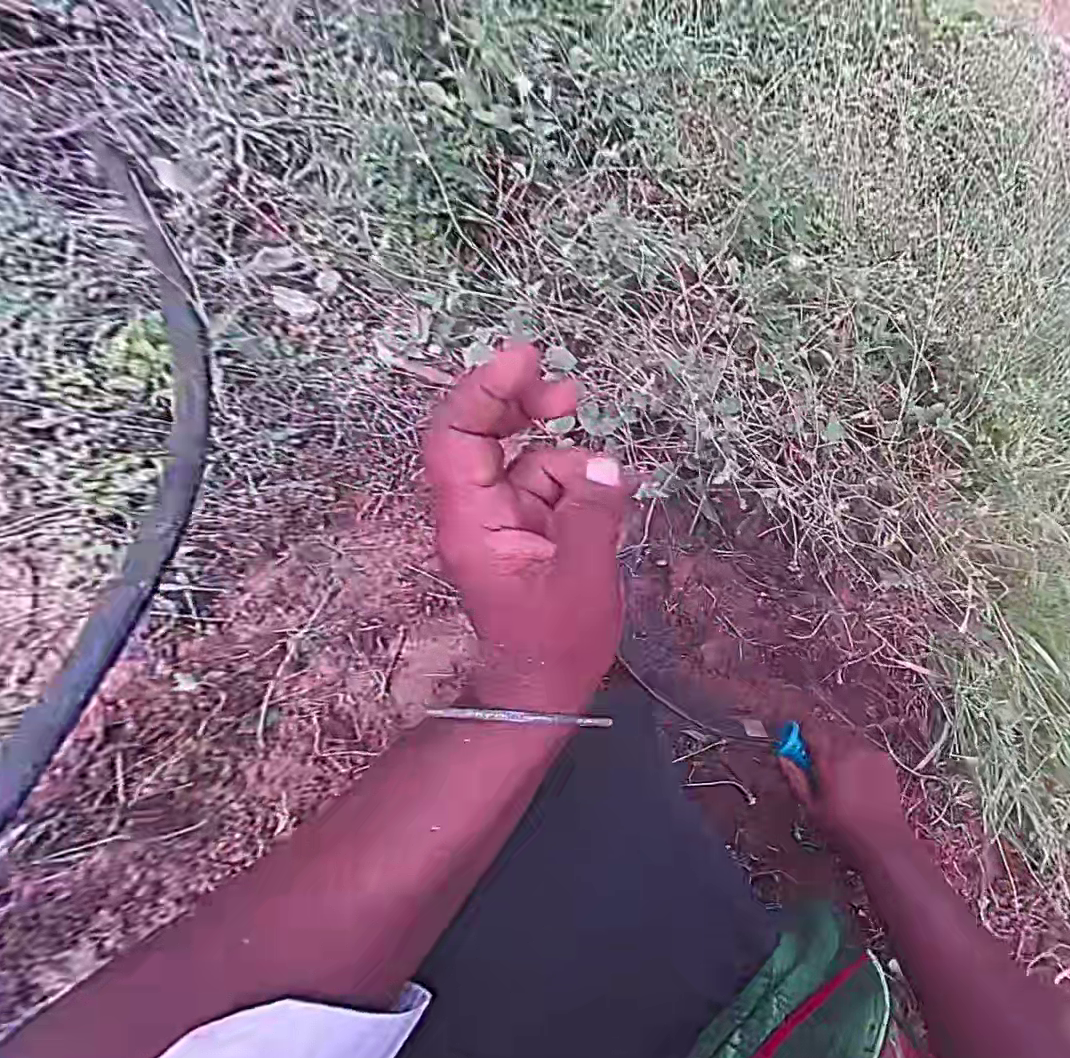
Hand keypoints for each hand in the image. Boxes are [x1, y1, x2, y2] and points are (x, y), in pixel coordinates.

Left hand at [423, 342, 636, 710]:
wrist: (546, 687)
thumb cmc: (557, 640)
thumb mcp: (583, 576)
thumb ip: (594, 514)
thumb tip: (609, 464)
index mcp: (472, 521)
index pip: (456, 437)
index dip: (484, 391)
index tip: (525, 359)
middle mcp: (481, 511)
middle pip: (487, 437)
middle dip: (526, 408)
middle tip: (570, 392)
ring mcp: (509, 520)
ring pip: (536, 464)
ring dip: (575, 466)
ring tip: (613, 494)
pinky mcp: (535, 531)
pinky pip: (557, 490)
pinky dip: (585, 489)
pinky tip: (611, 508)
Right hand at [778, 719, 910, 853]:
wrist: (882, 839)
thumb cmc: (844, 829)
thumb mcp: (811, 807)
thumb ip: (796, 778)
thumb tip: (783, 759)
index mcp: (830, 758)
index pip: (810, 729)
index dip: (800, 733)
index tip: (795, 744)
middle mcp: (851, 749)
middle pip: (829, 731)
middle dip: (819, 742)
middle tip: (814, 763)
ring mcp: (870, 752)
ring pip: (847, 738)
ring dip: (838, 747)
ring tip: (836, 773)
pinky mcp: (884, 759)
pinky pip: (864, 748)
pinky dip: (856, 755)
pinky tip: (855, 776)